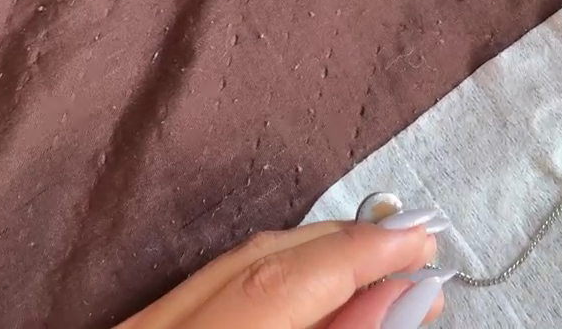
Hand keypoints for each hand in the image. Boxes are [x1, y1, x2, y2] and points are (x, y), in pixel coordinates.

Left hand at [119, 217, 449, 328]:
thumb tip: (396, 295)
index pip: (289, 282)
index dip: (363, 255)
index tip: (422, 241)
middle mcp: (158, 324)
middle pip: (263, 257)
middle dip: (345, 243)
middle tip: (412, 241)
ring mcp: (141, 320)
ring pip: (238, 259)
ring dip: (313, 251)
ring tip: (373, 254)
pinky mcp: (139, 322)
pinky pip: (217, 276)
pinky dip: (274, 270)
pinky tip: (310, 274)